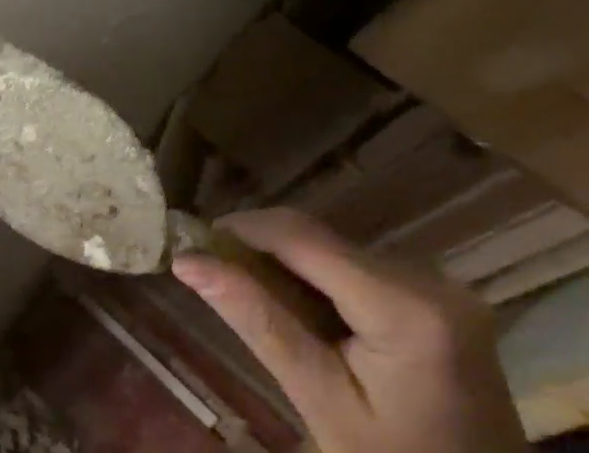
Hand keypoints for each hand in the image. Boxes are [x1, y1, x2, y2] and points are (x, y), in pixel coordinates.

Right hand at [173, 208, 524, 452]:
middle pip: (315, 237)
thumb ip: (257, 321)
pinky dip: (313, 277)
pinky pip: (354, 263)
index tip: (186, 244)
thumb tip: (184, 260)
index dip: (236, 229)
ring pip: (329, 245)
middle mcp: (431, 280)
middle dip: (256, 249)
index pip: (299, 235)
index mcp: (407, 308)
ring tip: (255, 301)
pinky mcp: (438, 296)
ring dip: (282, 263)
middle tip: (213, 278)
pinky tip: (301, 312)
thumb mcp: (318, 397)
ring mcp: (441, 286)